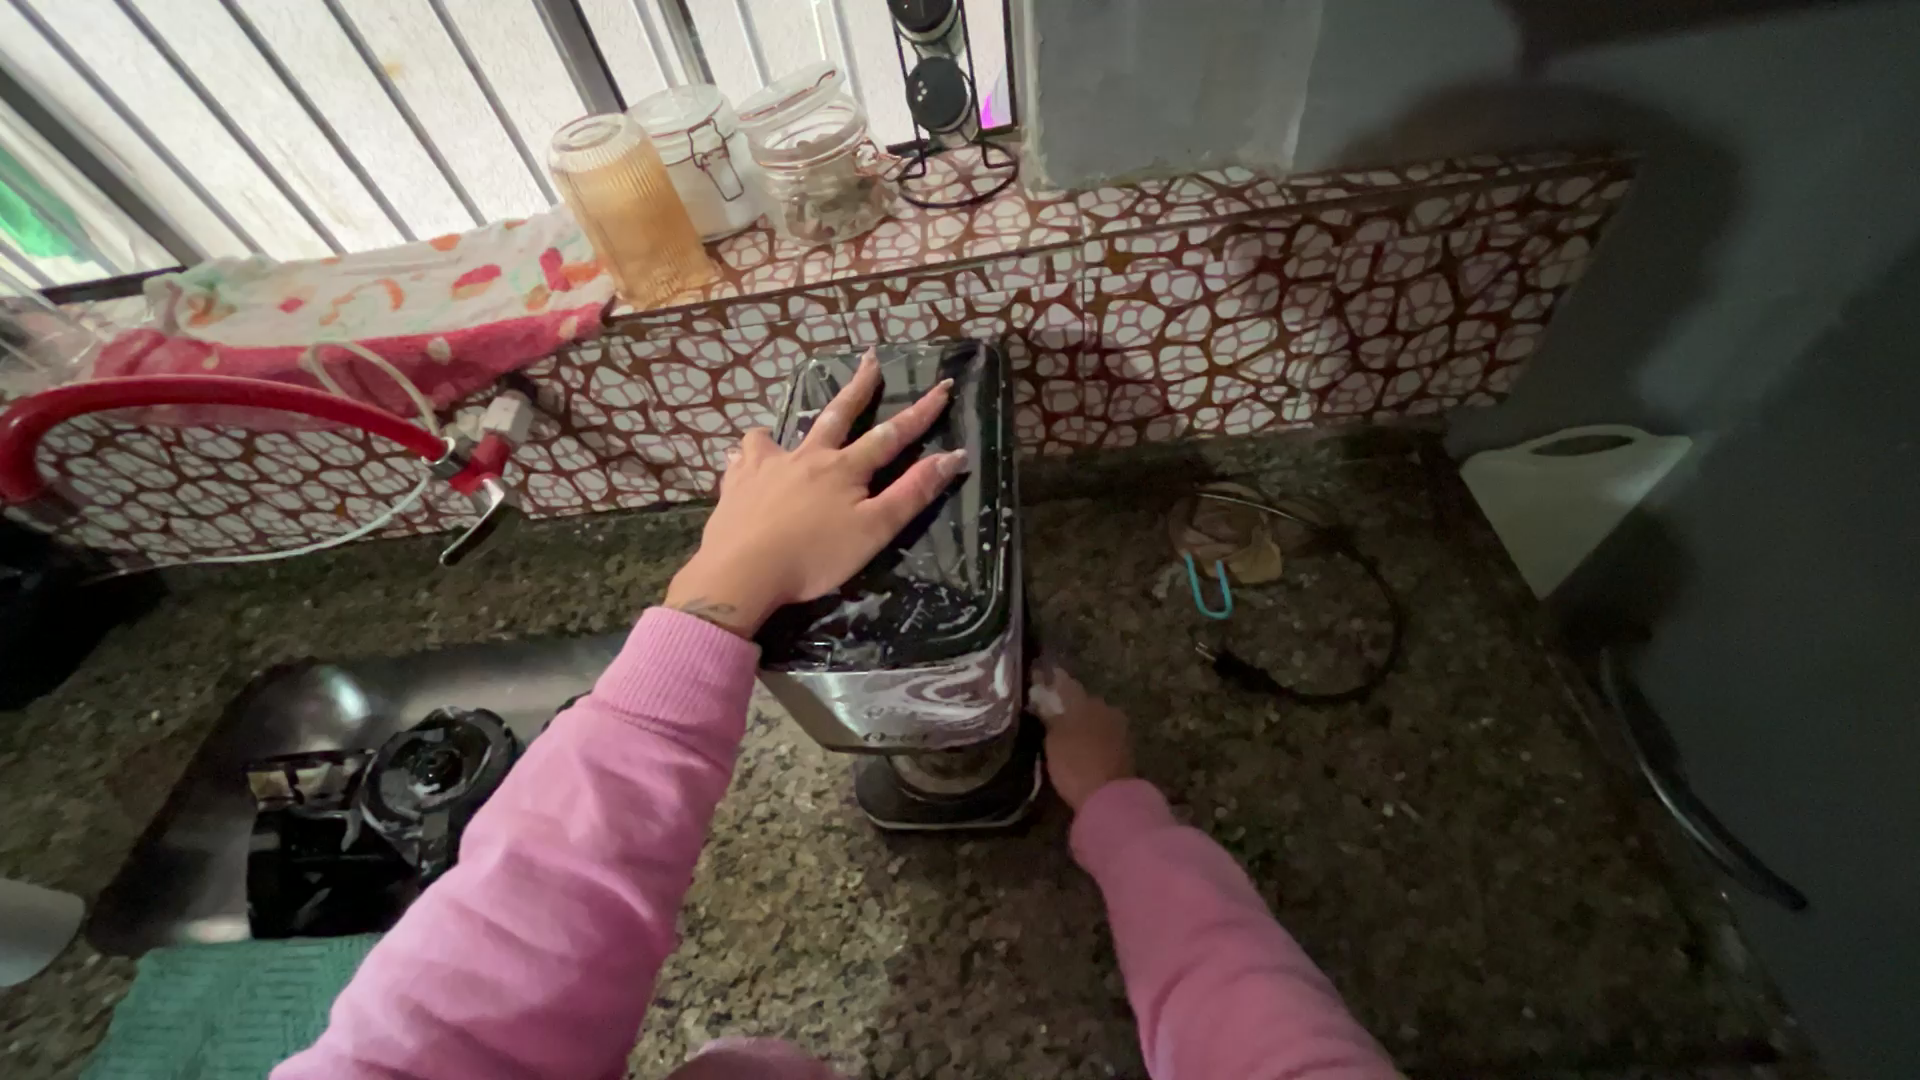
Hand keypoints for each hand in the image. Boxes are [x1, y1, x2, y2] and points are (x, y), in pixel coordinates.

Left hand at [664, 347, 967, 637]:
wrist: (743, 571)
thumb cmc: (815, 556)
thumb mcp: (875, 530)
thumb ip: (912, 493)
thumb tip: (952, 456)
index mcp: (844, 469)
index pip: (891, 435)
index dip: (920, 412)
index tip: (942, 387)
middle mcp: (807, 457)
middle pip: (837, 416)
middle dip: (858, 388)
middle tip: (869, 359)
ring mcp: (767, 466)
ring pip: (779, 435)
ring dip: (788, 427)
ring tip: (783, 429)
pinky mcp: (737, 484)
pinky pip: (742, 459)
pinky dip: (748, 456)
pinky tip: (744, 462)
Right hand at [1030, 660, 1134, 810]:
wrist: (1110, 797)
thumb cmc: (1075, 764)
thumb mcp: (1054, 740)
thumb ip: (1050, 717)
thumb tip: (1043, 700)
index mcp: (1085, 701)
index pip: (1067, 684)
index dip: (1054, 681)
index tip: (1042, 678)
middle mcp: (1105, 708)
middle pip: (1083, 701)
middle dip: (1069, 704)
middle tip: (1053, 712)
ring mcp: (1119, 727)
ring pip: (1096, 717)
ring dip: (1083, 721)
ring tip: (1067, 731)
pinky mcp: (1126, 747)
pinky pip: (1104, 733)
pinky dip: (1093, 735)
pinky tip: (1083, 744)